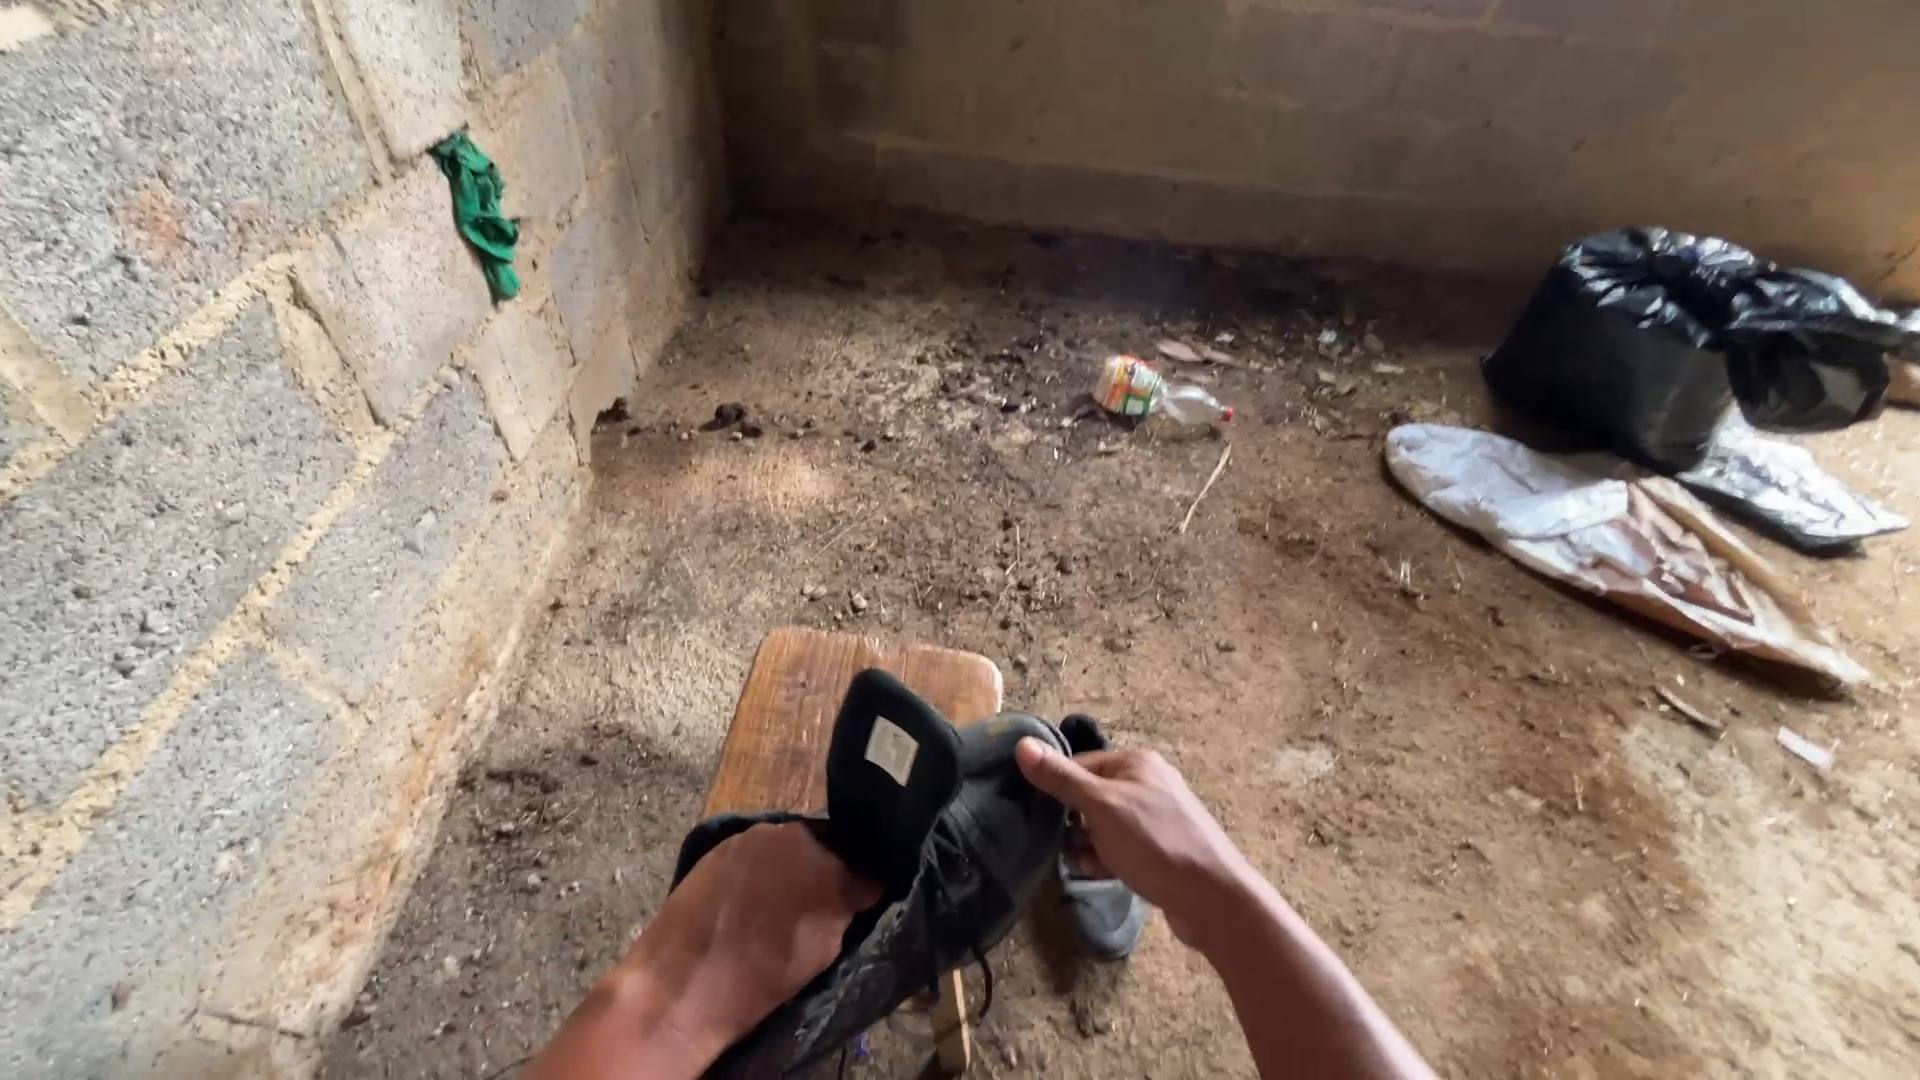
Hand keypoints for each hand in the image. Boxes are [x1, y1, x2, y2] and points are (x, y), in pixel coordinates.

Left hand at [527, 822, 880, 1079]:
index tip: (860, 900)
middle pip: (824, 846)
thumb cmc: (762, 975)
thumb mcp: (824, 949)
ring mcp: (755, 835)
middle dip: (827, 868)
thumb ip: (846, 909)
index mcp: (829, 860)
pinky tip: (752, 897)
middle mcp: (794, 834)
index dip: (862, 884)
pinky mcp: (721, 845)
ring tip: (782, 899)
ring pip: (788, 845)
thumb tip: (859, 890)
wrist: (682, 984)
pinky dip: (760, 867)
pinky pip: (755, 850)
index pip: (861, 864)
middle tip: (821, 900)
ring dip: (792, 864)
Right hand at [1015, 738, 1254, 952]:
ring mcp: (1158, 817)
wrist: (1215, 900)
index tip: (1039, 815)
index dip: (1058, 789)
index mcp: (1135, 762)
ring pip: (1104, 825)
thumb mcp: (1101, 807)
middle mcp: (1148, 782)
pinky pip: (1122, 846)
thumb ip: (1061, 778)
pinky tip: (1101, 874)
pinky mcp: (1162, 848)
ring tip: (1082, 864)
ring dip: (1088, 844)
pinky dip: (1108, 858)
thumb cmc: (1155, 843)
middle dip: (1072, 822)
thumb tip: (1021, 745)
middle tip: (1061, 845)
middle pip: (1090, 795)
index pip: (1079, 764)